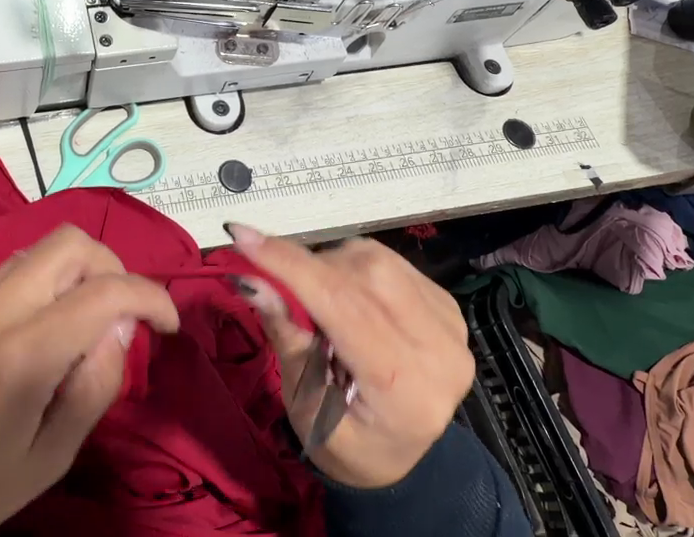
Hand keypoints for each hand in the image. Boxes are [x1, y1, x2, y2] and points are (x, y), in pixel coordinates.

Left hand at [0, 225, 180, 536]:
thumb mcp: (48, 458)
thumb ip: (94, 387)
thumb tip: (122, 329)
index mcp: (23, 353)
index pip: (105, 291)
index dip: (151, 297)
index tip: (169, 325)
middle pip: (72, 243)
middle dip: (115, 268)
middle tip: (127, 317)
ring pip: (43, 246)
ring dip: (81, 268)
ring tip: (92, 320)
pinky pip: (17, 264)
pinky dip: (50, 276)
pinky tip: (52, 321)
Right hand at [227, 223, 473, 489]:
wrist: (399, 456)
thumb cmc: (345, 440)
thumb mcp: (305, 403)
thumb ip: (285, 336)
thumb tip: (250, 279)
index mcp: (404, 389)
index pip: (343, 306)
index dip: (290, 266)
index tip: (241, 236)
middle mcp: (440, 352)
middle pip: (362, 275)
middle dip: (307, 267)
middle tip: (278, 284)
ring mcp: (452, 327)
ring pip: (375, 259)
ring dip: (330, 264)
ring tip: (316, 298)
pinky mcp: (450, 306)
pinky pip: (390, 261)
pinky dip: (354, 265)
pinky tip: (346, 294)